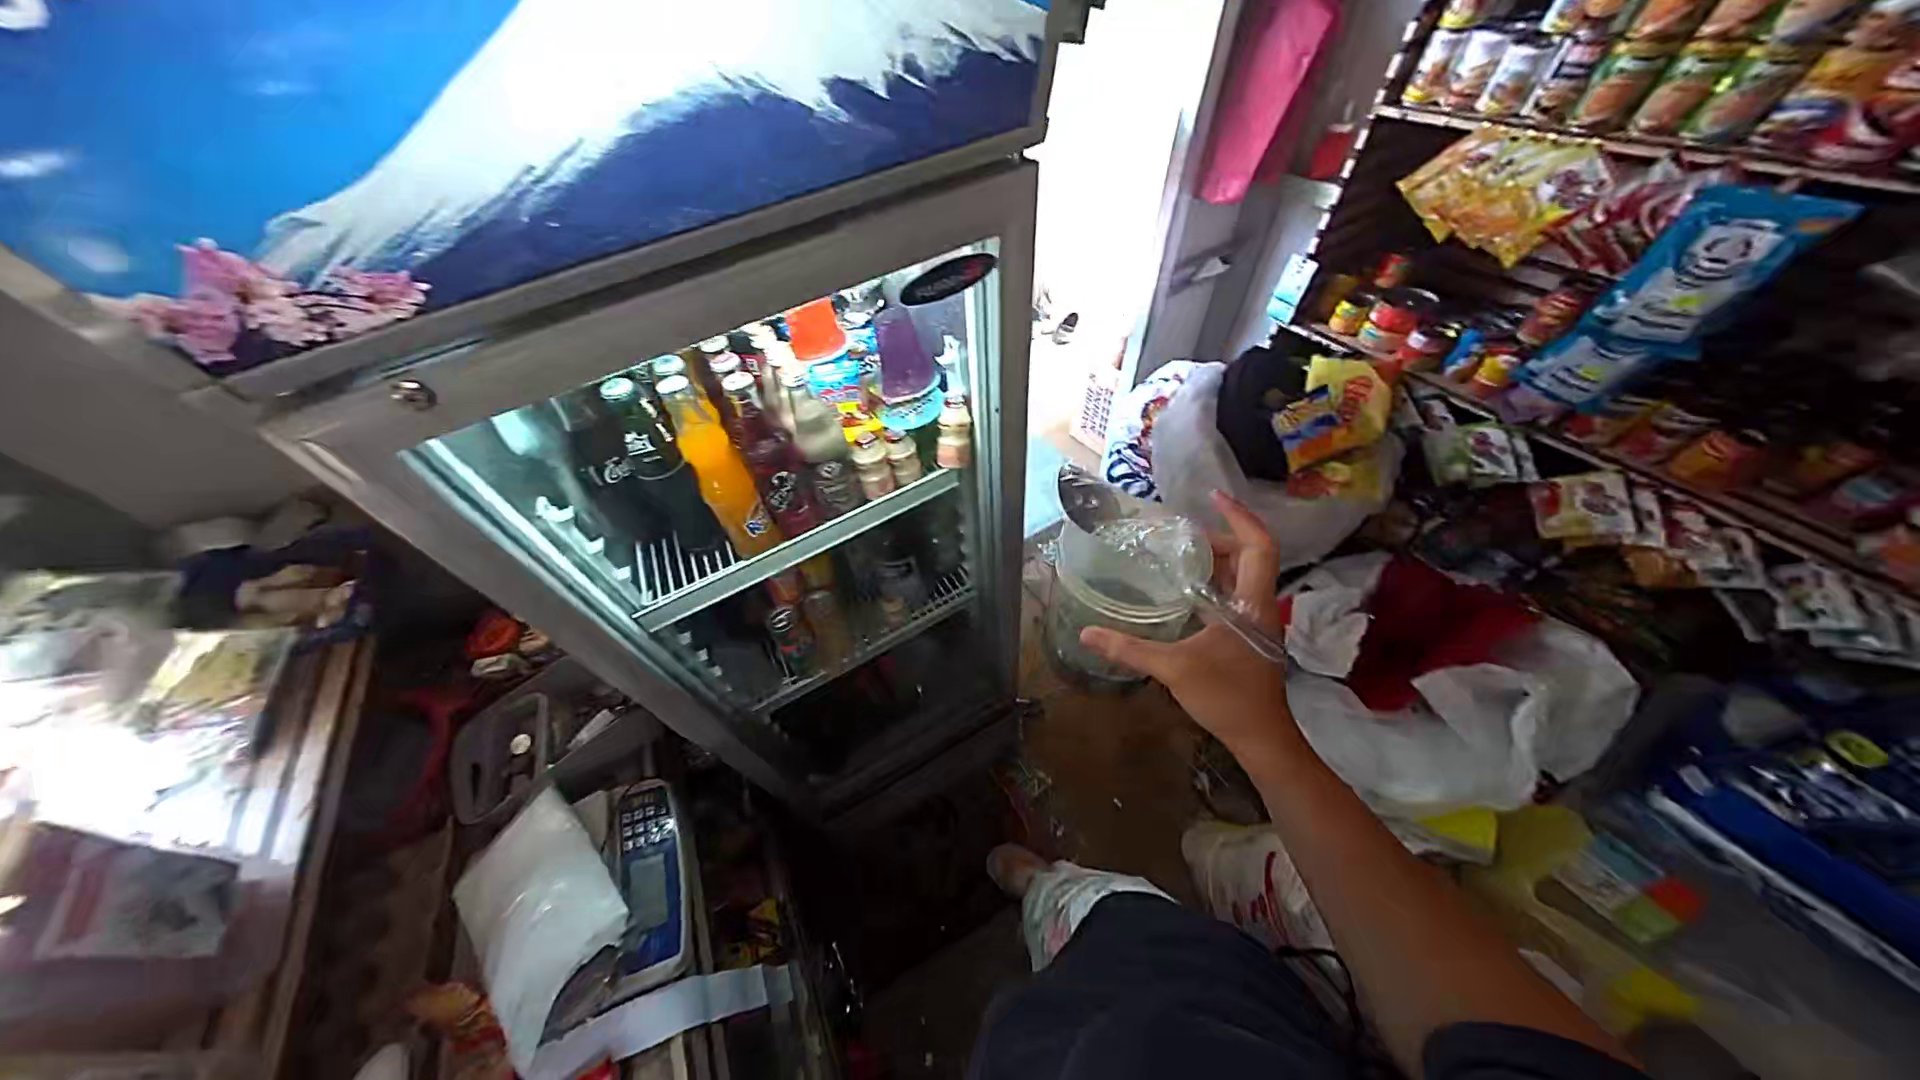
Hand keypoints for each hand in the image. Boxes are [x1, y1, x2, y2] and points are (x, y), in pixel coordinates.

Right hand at [1080, 491, 1303, 763]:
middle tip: (1181, 534)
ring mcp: (1257, 621)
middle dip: (1219, 537)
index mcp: (1251, 603)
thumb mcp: (1173, 669)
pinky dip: (1215, 582)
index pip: (1259, 545)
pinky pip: (1235, 594)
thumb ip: (1129, 649)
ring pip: (1244, 576)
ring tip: (1181, 553)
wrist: (1262, 737)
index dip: (1239, 516)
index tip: (1213, 497)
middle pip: (1250, 555)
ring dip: (1218, 559)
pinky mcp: (1249, 636)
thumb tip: (1087, 634)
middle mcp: (1260, 605)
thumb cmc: (1227, 698)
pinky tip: (1188, 591)